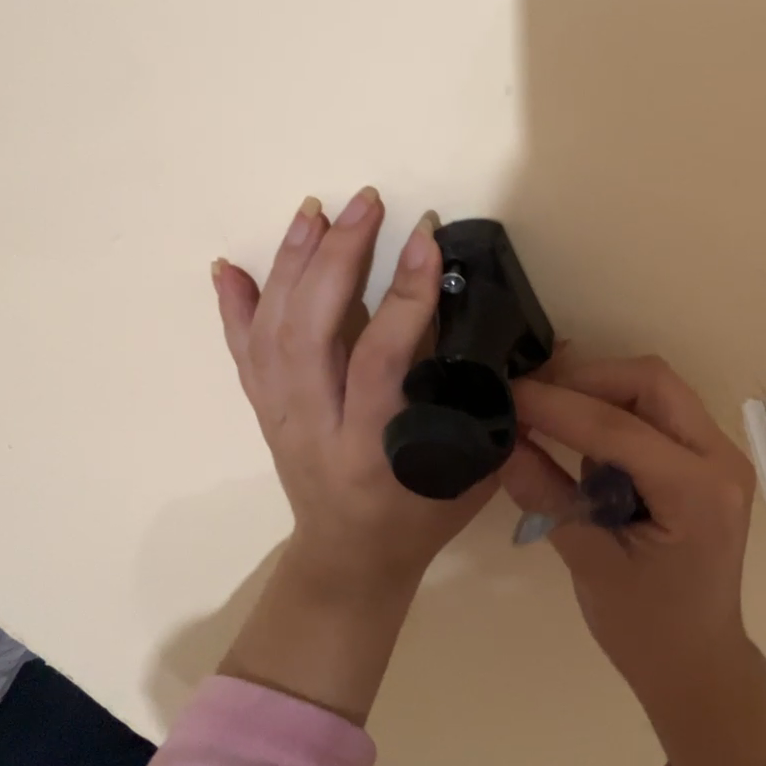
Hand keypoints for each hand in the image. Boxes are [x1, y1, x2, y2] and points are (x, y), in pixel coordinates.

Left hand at [207, 187, 494, 721]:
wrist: (349, 562)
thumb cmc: (420, 518)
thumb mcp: (472, 473)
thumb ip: (500, 413)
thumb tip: (537, 344)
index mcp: (370, 448)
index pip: (380, 360)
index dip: (404, 295)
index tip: (425, 238)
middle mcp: (313, 429)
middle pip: (311, 333)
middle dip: (338, 258)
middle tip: (366, 203)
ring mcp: (280, 418)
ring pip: (273, 333)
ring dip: (292, 265)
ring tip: (314, 210)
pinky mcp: (263, 413)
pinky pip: (241, 354)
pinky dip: (233, 307)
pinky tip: (229, 265)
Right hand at [500, 357, 765, 765]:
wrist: (699, 664)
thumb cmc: (646, 630)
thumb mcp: (590, 565)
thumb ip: (548, 498)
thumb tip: (503, 443)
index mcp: (699, 492)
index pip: (619, 427)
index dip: (558, 405)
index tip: (510, 393)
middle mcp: (722, 459)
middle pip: (652, 381)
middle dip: (588, 380)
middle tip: (534, 398)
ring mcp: (721, 455)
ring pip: (657, 388)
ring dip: (602, 391)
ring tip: (551, 415)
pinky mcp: (708, 459)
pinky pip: (661, 411)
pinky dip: (618, 411)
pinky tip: (584, 437)